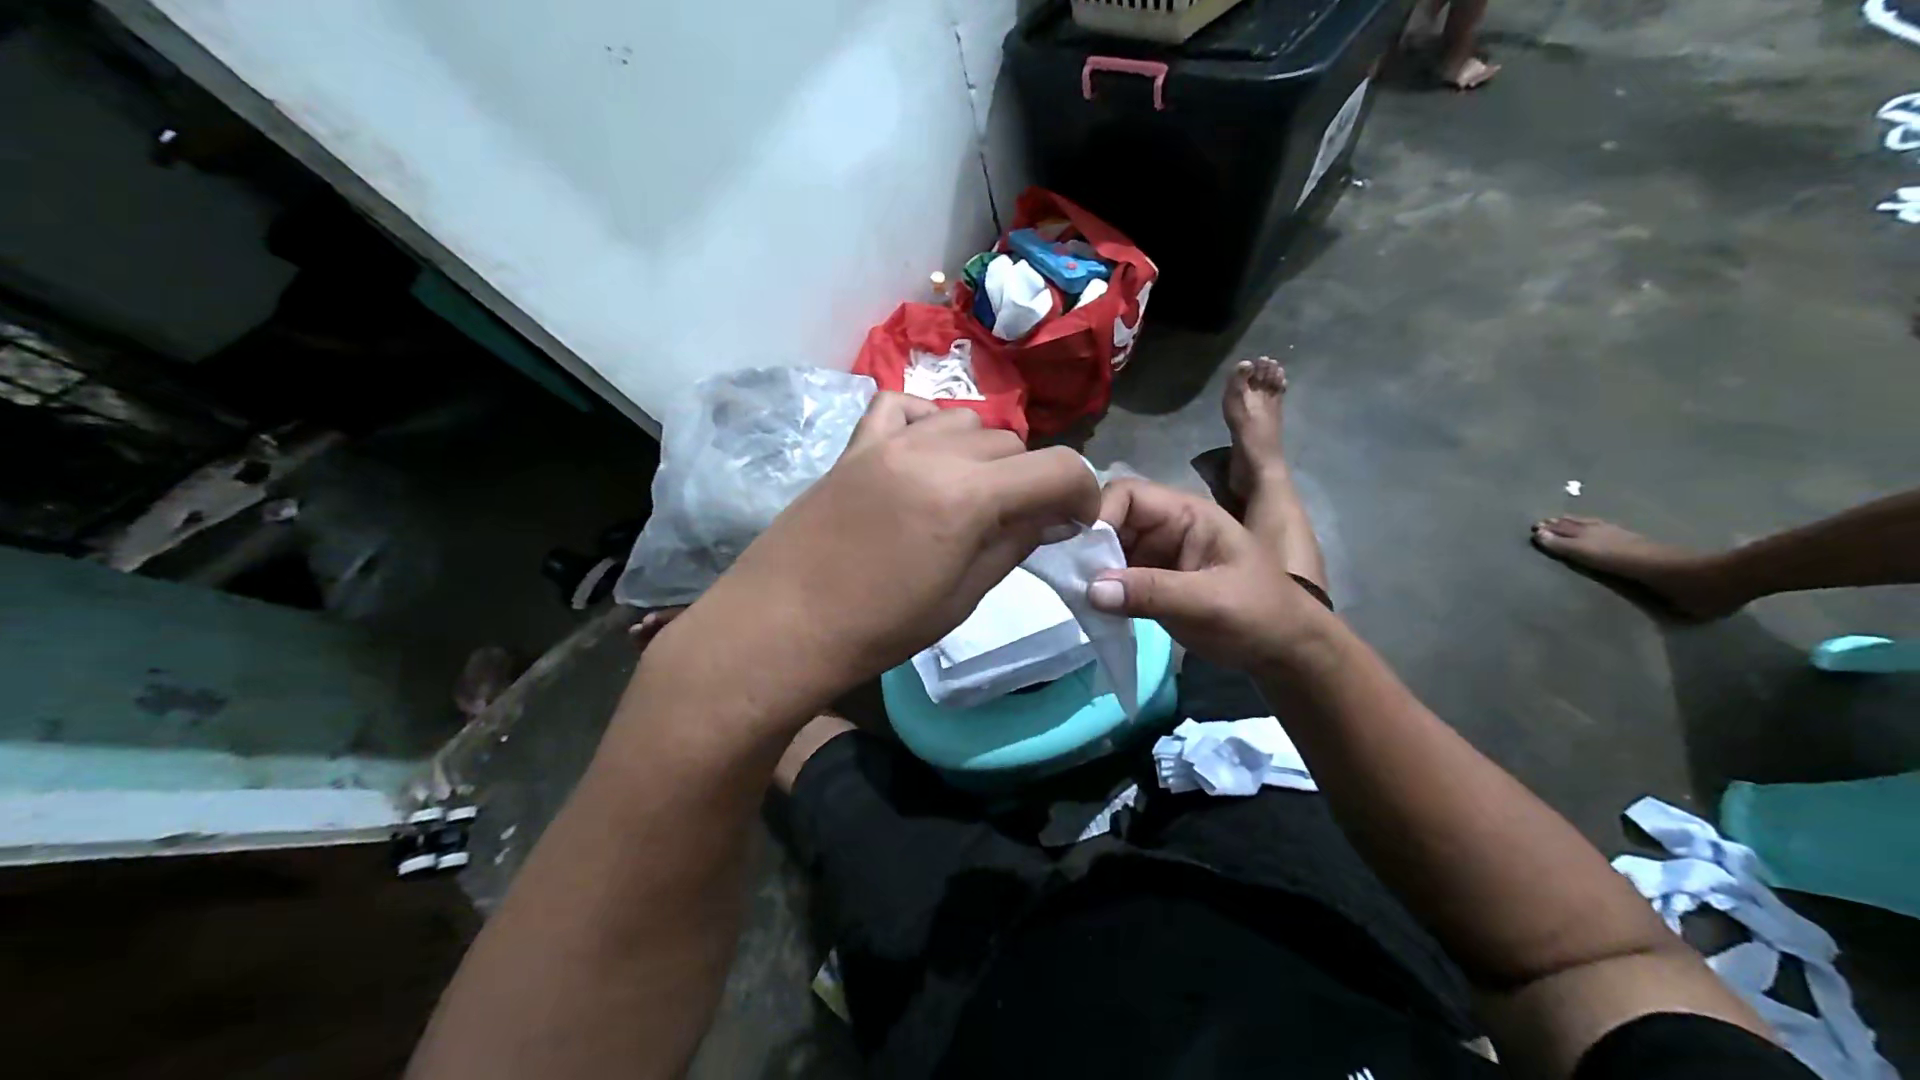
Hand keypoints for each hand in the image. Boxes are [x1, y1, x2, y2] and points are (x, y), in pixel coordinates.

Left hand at [665, 393, 1100, 706]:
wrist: (783, 625)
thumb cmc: (879, 629)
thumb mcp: (964, 596)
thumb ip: (1014, 543)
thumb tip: (1049, 516)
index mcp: (968, 495)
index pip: (1057, 468)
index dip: (1082, 491)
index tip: (1076, 519)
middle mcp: (933, 451)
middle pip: (1012, 443)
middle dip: (1030, 479)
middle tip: (1022, 519)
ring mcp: (889, 441)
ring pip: (966, 420)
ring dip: (985, 453)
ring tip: (973, 492)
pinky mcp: (854, 446)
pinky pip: (903, 408)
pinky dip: (927, 424)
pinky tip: (924, 455)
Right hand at [1088, 477, 1331, 671]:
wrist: (1283, 654)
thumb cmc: (1259, 616)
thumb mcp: (1210, 602)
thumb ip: (1152, 592)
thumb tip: (1090, 589)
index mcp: (1188, 515)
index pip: (1129, 494)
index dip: (1101, 514)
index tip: (1082, 553)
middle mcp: (1166, 528)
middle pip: (1112, 519)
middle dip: (1090, 545)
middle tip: (1072, 579)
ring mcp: (1155, 557)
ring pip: (1107, 549)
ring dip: (1090, 569)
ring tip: (1076, 595)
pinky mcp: (1148, 584)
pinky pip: (1113, 577)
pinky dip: (1098, 589)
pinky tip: (1089, 606)